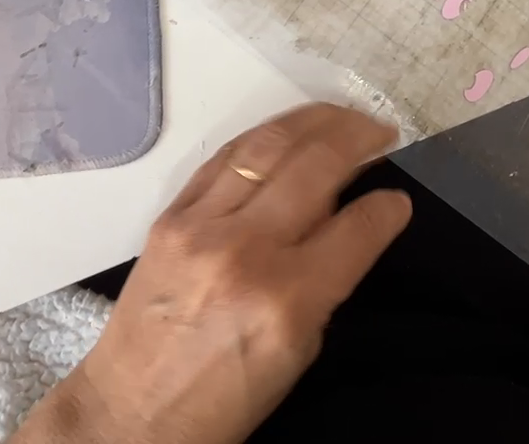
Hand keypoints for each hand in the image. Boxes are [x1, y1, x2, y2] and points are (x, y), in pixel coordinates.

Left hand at [13, 103, 411, 443]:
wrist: (130, 415)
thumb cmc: (226, 398)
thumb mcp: (299, 350)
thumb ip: (326, 278)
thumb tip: (346, 216)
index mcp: (287, 299)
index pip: (357, 228)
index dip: (388, 207)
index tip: (398, 200)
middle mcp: (246, 250)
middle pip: (317, 165)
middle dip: (361, 137)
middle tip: (382, 132)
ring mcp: (202, 224)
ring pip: (271, 144)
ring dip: (317, 119)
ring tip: (344, 115)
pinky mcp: (171, 214)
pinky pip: (226, 155)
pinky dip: (265, 134)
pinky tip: (290, 128)